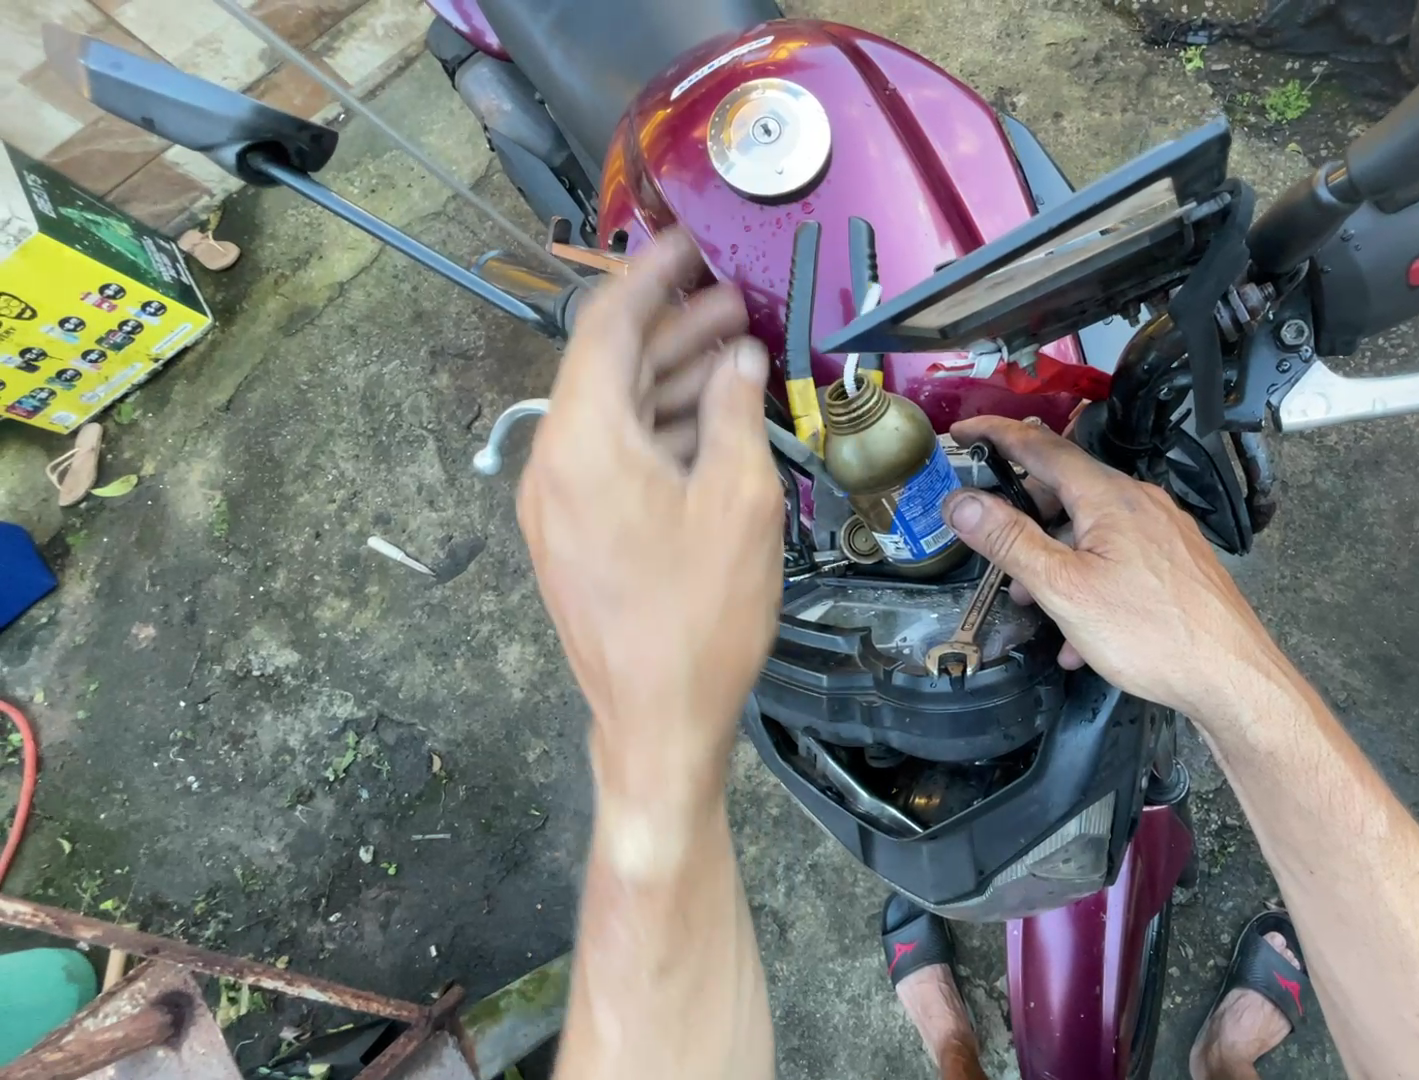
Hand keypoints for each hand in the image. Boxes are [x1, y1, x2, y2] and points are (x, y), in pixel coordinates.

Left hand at [518, 229, 783, 797]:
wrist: (659, 720)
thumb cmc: (705, 612)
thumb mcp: (739, 501)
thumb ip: (734, 413)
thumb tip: (737, 357)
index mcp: (585, 443)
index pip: (606, 329)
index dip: (649, 278)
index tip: (687, 243)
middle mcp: (556, 463)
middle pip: (611, 372)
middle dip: (673, 332)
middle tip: (736, 303)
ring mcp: (561, 504)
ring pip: (617, 418)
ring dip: (672, 384)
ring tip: (736, 356)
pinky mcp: (578, 537)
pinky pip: (617, 461)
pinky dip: (662, 433)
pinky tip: (713, 424)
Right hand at [941, 416, 1281, 722]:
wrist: (1233, 679)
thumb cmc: (1150, 634)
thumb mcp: (1064, 589)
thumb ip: (1010, 541)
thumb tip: (960, 501)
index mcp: (1108, 496)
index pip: (1041, 446)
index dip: (996, 433)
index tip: (963, 430)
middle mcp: (1140, 502)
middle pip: (1066, 489)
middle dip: (1024, 516)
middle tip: (993, 545)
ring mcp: (1163, 531)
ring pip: (1091, 529)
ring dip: (1054, 556)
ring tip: (1033, 602)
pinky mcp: (1177, 561)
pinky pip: (1118, 557)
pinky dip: (1088, 581)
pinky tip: (1079, 635)